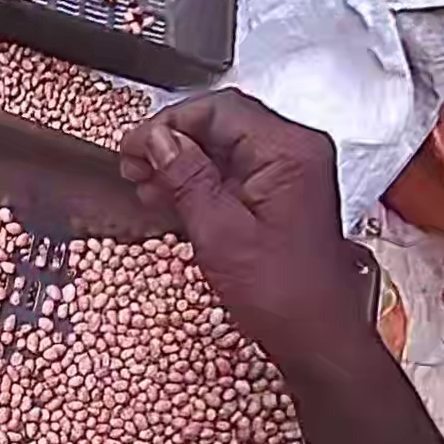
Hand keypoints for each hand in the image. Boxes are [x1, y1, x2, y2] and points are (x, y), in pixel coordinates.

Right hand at [119, 89, 370, 364]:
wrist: (313, 332)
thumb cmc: (277, 291)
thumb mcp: (220, 233)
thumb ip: (188, 181)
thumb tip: (158, 141)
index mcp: (288, 152)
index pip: (220, 111)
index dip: (168, 124)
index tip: (131, 146)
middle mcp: (293, 152)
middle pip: (222, 124)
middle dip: (171, 141)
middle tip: (130, 164)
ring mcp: (287, 174)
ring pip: (223, 149)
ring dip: (179, 161)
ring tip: (141, 181)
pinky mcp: (277, 196)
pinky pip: (231, 174)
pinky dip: (196, 181)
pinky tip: (167, 196)